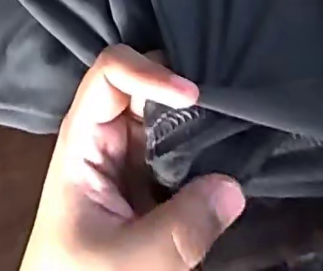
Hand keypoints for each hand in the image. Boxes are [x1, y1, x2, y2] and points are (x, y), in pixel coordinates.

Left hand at [19, 46, 244, 269]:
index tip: (192, 95)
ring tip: (238, 118)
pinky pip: (181, 146)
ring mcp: (131, 157)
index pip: (111, 72)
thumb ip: (183, 228)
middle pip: (144, 84)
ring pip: (166, 113)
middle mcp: (107, 135)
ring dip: (199, 114)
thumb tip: (233, 187)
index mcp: (84, 137)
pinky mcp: (152, 181)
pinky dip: (206, 142)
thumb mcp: (129, 263)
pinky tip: (233, 146)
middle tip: (228, 98)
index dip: (149, 71)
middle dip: (182, 85)